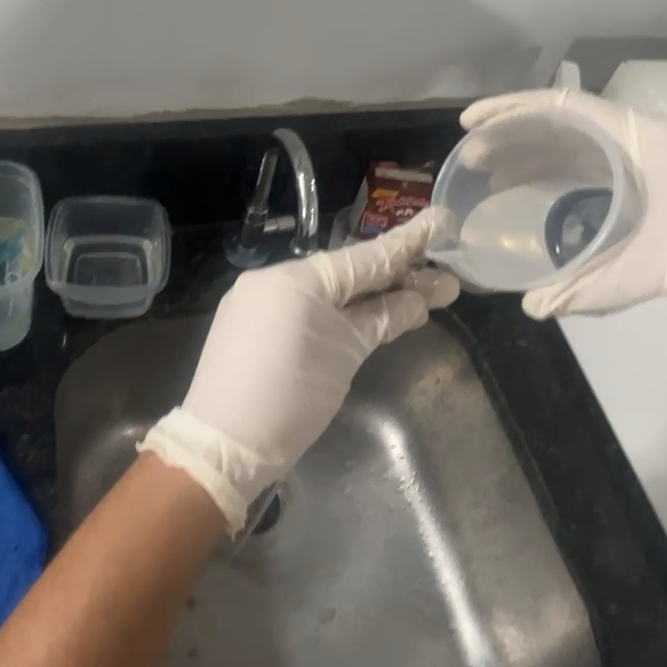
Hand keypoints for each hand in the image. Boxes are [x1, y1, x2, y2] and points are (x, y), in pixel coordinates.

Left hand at [139, 209, 459, 528]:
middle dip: (394, 277)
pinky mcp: (246, 323)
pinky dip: (334, 310)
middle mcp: (273, 278)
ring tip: (413, 299)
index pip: (366, 256)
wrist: (223, 446)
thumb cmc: (291, 400)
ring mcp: (255, 299)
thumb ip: (383, 319)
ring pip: (322, 290)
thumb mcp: (346, 356)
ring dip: (366, 296)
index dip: (409, 242)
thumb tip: (418, 299)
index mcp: (298, 278)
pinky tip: (363, 315)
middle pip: (344, 271)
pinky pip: (299, 306)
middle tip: (442, 281)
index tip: (444, 221)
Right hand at [460, 88, 666, 377]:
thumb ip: (596, 286)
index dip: (513, 110)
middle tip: (476, 163)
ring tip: (502, 183)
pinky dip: (575, 182)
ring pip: (594, 149)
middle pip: (574, 125)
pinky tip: (557, 205)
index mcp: (652, 139)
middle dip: (519, 139)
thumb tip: (534, 308)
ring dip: (546, 161)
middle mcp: (659, 139)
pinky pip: (613, 171)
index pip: (568, 108)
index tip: (469, 125)